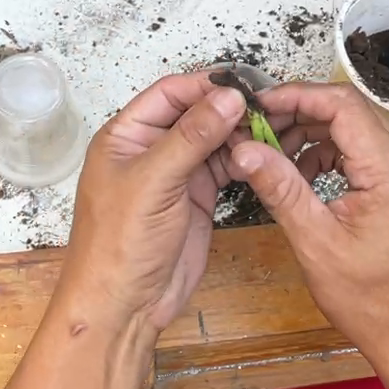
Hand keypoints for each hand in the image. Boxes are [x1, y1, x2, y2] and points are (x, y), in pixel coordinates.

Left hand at [56, 72, 244, 332]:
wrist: (124, 305)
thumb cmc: (118, 245)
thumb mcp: (153, 182)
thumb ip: (191, 137)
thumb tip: (227, 97)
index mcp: (125, 136)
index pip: (169, 94)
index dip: (205, 85)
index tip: (243, 83)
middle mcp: (149, 150)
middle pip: (194, 114)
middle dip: (227, 108)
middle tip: (265, 106)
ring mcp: (175, 175)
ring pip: (212, 140)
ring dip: (239, 133)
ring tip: (270, 128)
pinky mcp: (195, 198)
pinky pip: (222, 167)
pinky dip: (241, 159)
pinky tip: (260, 154)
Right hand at [228, 82, 388, 365]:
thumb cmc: (370, 298)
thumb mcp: (315, 242)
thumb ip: (281, 189)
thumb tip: (244, 150)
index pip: (343, 106)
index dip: (297, 97)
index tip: (259, 105)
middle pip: (347, 110)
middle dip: (298, 111)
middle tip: (257, 126)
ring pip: (350, 127)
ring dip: (309, 132)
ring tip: (271, 152)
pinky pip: (356, 149)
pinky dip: (324, 152)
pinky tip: (299, 174)